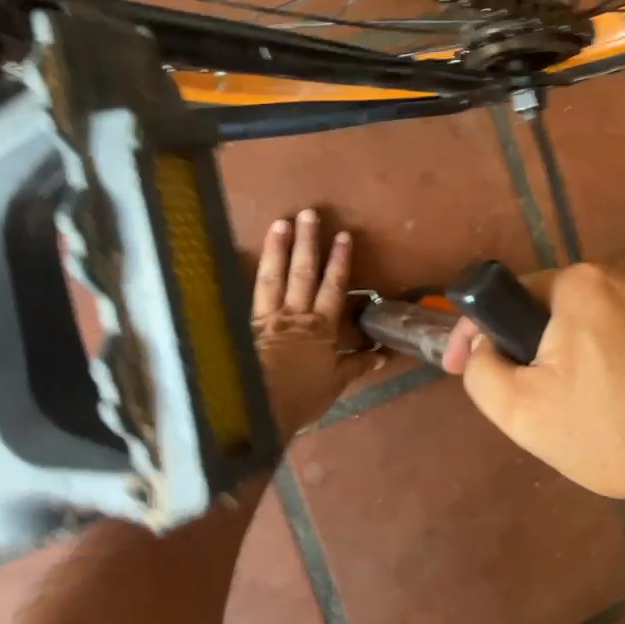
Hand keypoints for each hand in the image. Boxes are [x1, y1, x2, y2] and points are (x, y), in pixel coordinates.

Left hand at [251, 210, 384, 437]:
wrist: (257, 409)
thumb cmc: (301, 398)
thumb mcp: (335, 384)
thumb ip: (355, 365)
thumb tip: (381, 354)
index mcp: (320, 328)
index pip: (332, 287)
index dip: (339, 261)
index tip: (342, 236)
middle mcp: (294, 315)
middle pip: (302, 273)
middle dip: (307, 243)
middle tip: (308, 214)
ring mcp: (266, 319)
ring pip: (272, 278)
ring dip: (277, 249)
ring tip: (279, 224)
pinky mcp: (244, 327)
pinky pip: (248, 297)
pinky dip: (248, 278)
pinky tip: (243, 263)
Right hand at [440, 262, 624, 512]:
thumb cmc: (616, 432)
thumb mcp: (523, 413)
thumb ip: (483, 371)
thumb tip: (486, 346)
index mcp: (578, 283)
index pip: (504, 297)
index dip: (476, 335)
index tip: (462, 368)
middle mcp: (618, 273)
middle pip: (546, 310)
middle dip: (531, 351)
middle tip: (535, 403)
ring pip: (585, 324)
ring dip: (569, 358)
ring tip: (580, 412)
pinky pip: (622, 334)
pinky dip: (607, 362)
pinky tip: (619, 405)